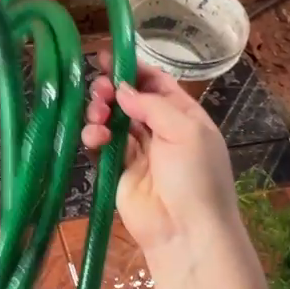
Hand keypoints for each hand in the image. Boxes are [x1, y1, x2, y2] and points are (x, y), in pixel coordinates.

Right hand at [80, 53, 239, 255]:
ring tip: (96, 117)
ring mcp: (138, 151)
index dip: (132, 68)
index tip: (105, 56)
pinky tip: (94, 139)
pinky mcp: (118, 171)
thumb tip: (121, 89)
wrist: (185, 232)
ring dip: (99, 113)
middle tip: (97, 89)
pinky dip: (94, 138)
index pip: (156, 83)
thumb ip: (152, 105)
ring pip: (111, 120)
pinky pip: (101, 146)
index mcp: (184, 115)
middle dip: (110, 90)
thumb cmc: (195, 177)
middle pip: (128, 99)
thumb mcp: (185, 131)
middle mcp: (160, 129)